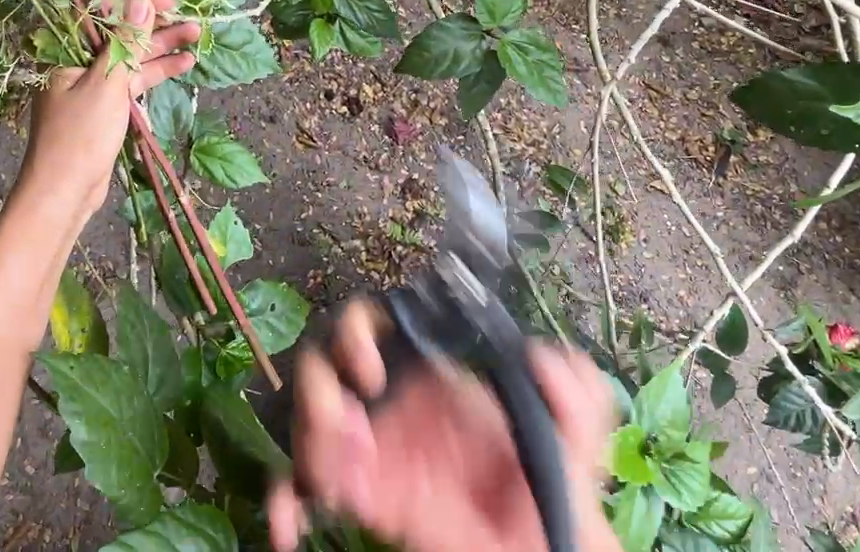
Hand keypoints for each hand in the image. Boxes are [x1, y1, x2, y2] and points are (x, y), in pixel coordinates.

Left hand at [18, 0, 200, 220]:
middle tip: (190, 18)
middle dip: (155, 24)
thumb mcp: (107, 84)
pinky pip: (132, 79)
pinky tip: (184, 63)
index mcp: (65, 46)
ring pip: (130, 55)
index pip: (101, 8)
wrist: (63, 192)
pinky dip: (155, 72)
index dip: (135, 0)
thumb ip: (126, 42)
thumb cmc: (79, 135)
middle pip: (120, 31)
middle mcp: (77, 58)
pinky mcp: (105, 104)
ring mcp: (92, 81)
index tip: (167, 2)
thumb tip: (141, 1)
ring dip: (162, 46)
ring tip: (197, 35)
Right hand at [268, 302, 621, 551]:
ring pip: (308, 424)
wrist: (541, 549)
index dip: (356, 334)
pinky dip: (284, 502)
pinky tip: (286, 527)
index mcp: (429, 377)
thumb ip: (575, 398)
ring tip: (331, 481)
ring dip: (305, 444)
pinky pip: (302, 490)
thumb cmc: (552, 490)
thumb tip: (537, 356)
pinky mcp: (360, 498)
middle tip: (343, 425)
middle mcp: (390, 404)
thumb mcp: (573, 442)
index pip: (374, 329)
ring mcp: (369, 452)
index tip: (368, 373)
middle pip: (325, 368)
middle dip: (317, 389)